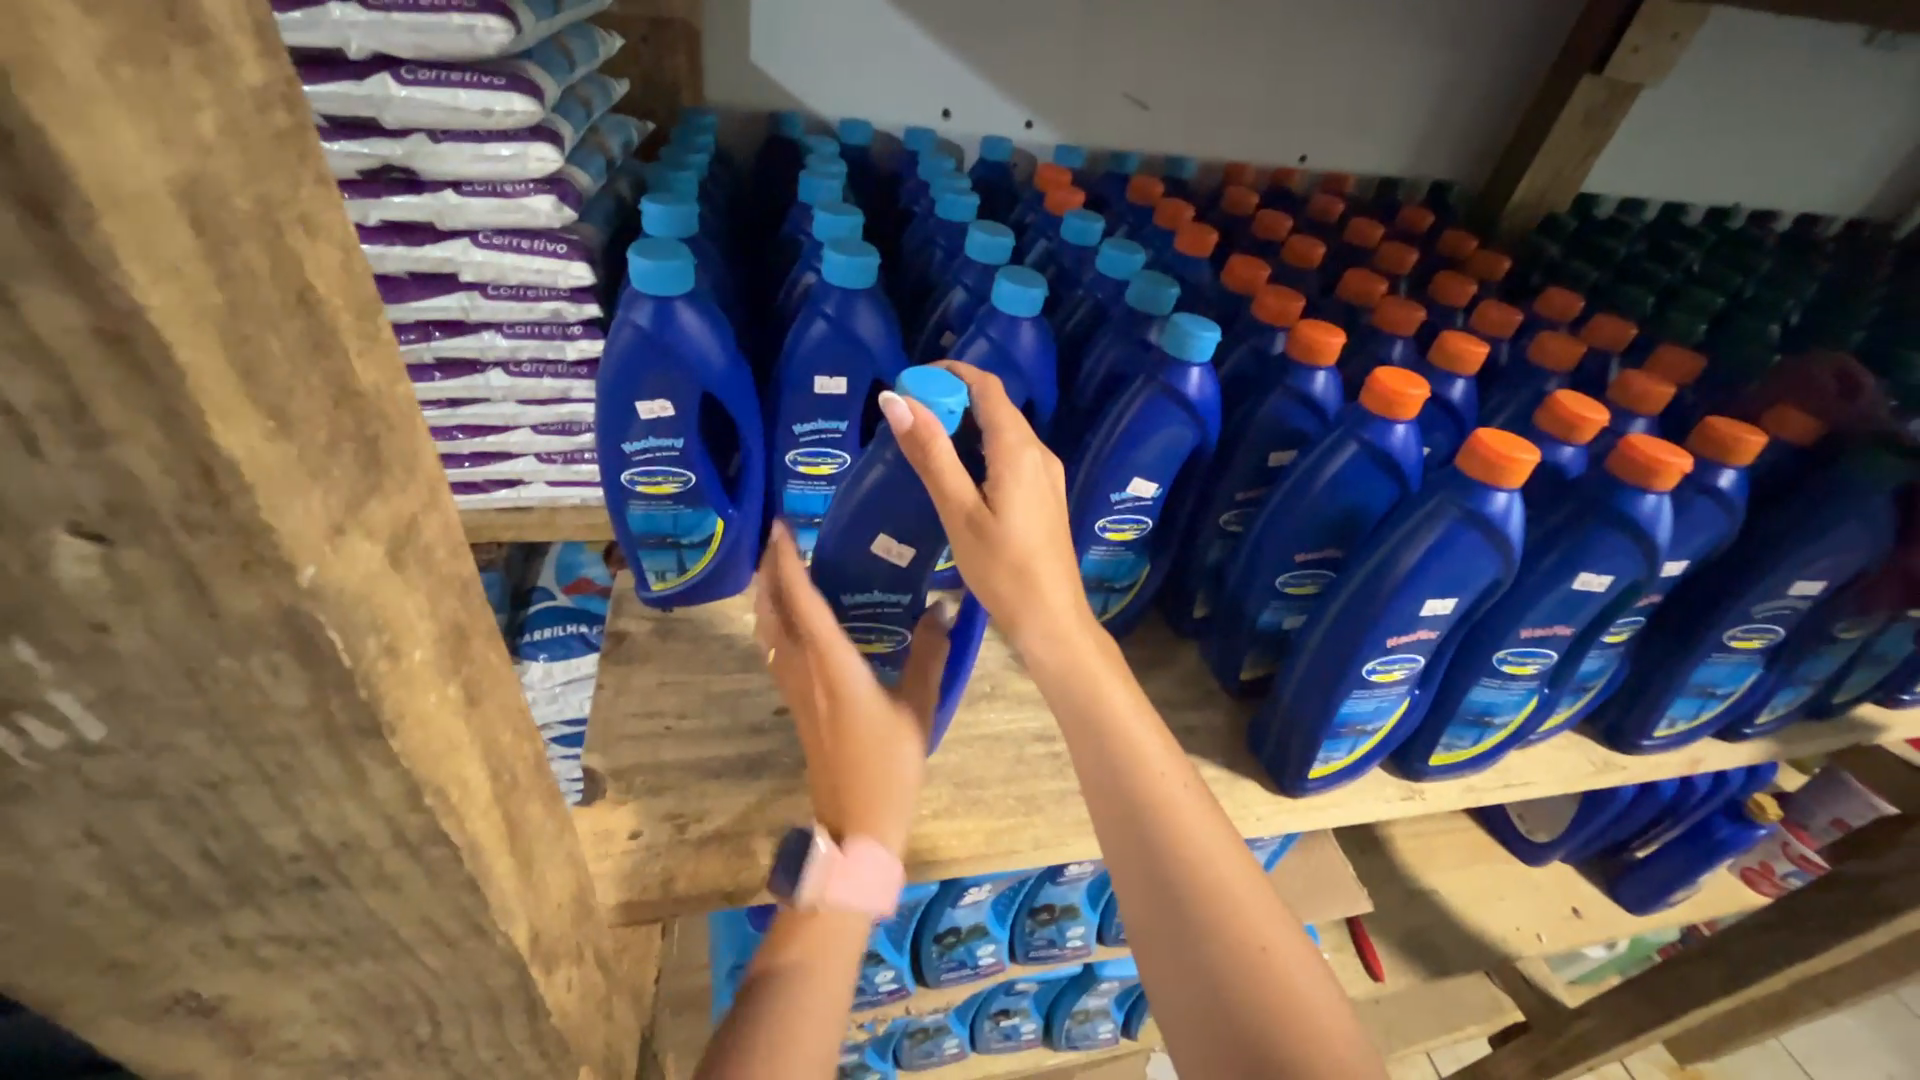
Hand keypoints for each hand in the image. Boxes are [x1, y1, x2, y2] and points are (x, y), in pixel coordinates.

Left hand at [752, 521, 950, 856]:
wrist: (856, 823)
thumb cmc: (889, 766)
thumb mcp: (918, 708)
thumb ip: (929, 654)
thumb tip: (943, 606)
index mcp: (832, 665)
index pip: (801, 600)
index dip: (787, 561)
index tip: (780, 527)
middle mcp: (803, 670)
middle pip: (771, 612)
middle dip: (767, 572)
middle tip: (775, 539)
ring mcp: (794, 690)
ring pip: (767, 632)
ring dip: (766, 596)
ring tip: (778, 570)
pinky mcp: (796, 706)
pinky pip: (775, 650)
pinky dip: (775, 622)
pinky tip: (793, 620)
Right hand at [877, 361, 1092, 652]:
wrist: (1051, 617)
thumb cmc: (1001, 569)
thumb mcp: (958, 511)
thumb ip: (930, 454)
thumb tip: (896, 399)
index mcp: (1018, 449)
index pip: (985, 385)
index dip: (947, 374)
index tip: (908, 382)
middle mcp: (1039, 451)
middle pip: (994, 405)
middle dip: (951, 400)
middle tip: (906, 418)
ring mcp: (1047, 473)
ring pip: (1003, 431)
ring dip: (965, 426)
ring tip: (923, 445)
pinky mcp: (1046, 493)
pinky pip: (1012, 454)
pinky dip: (981, 449)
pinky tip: (957, 475)